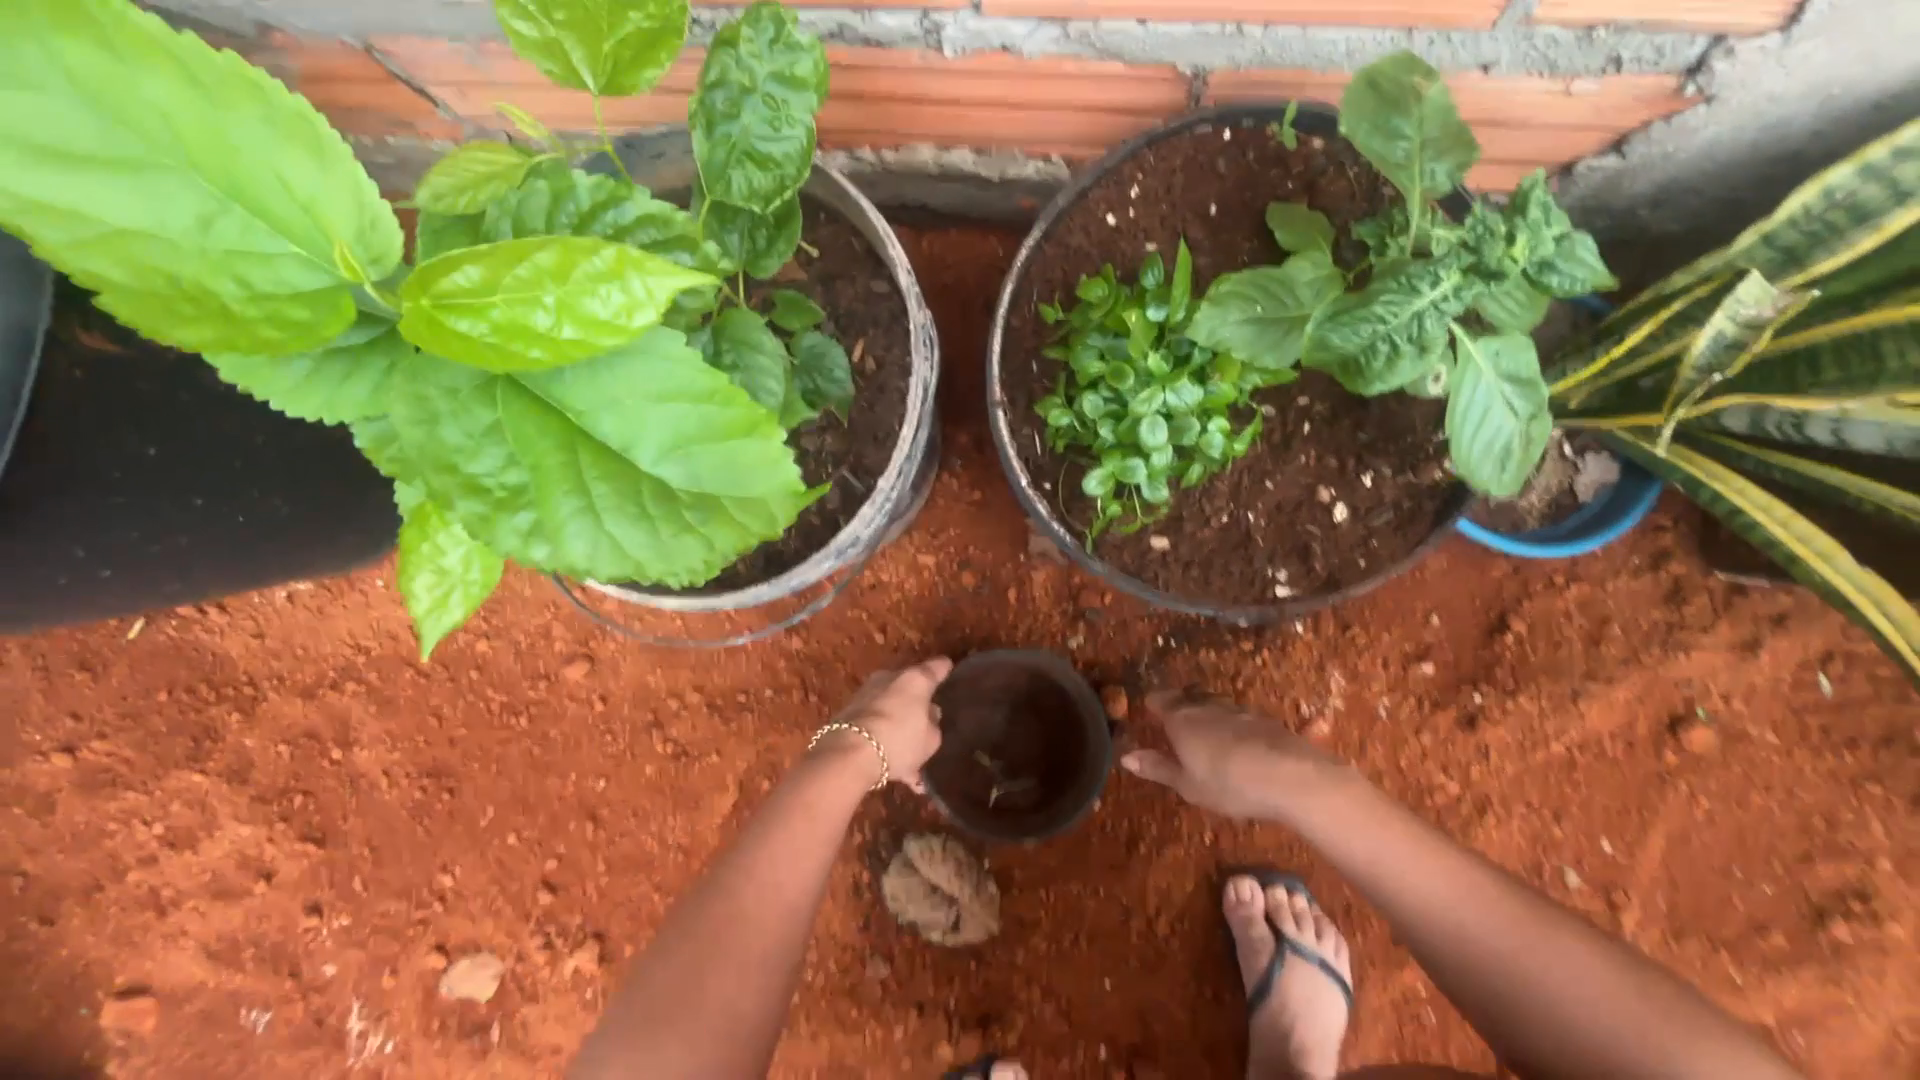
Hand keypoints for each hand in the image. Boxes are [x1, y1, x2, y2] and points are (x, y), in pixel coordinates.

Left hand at [815, 657, 952, 789]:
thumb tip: (929, 714)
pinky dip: (885, 743)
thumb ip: (933, 724)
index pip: (935, 668)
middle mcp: (889, 680)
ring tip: (913, 758)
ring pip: (891, 710)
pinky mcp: (848, 714)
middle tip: (928, 720)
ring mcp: (866, 695)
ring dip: (900, 728)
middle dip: (917, 703)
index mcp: (915, 680)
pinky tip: (898, 773)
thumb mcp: (930, 739)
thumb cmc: (900, 740)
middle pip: (909, 688)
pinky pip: (875, 726)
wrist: (848, 754)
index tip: (948, 667)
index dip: (944, 669)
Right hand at [1121, 690, 1349, 819]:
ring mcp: (1243, 713)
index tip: (1149, 708)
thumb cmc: (1228, 784)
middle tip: (1177, 715)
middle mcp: (1210, 708)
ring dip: (1213, 712)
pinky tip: (1282, 730)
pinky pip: (1252, 721)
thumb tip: (1125, 755)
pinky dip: (1247, 726)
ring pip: (1221, 706)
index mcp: (1183, 720)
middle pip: (1192, 699)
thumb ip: (1158, 767)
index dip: (1154, 703)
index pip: (1161, 701)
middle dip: (1183, 704)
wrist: (1291, 778)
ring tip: (1210, 725)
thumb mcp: (1187, 784)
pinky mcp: (1270, 724)